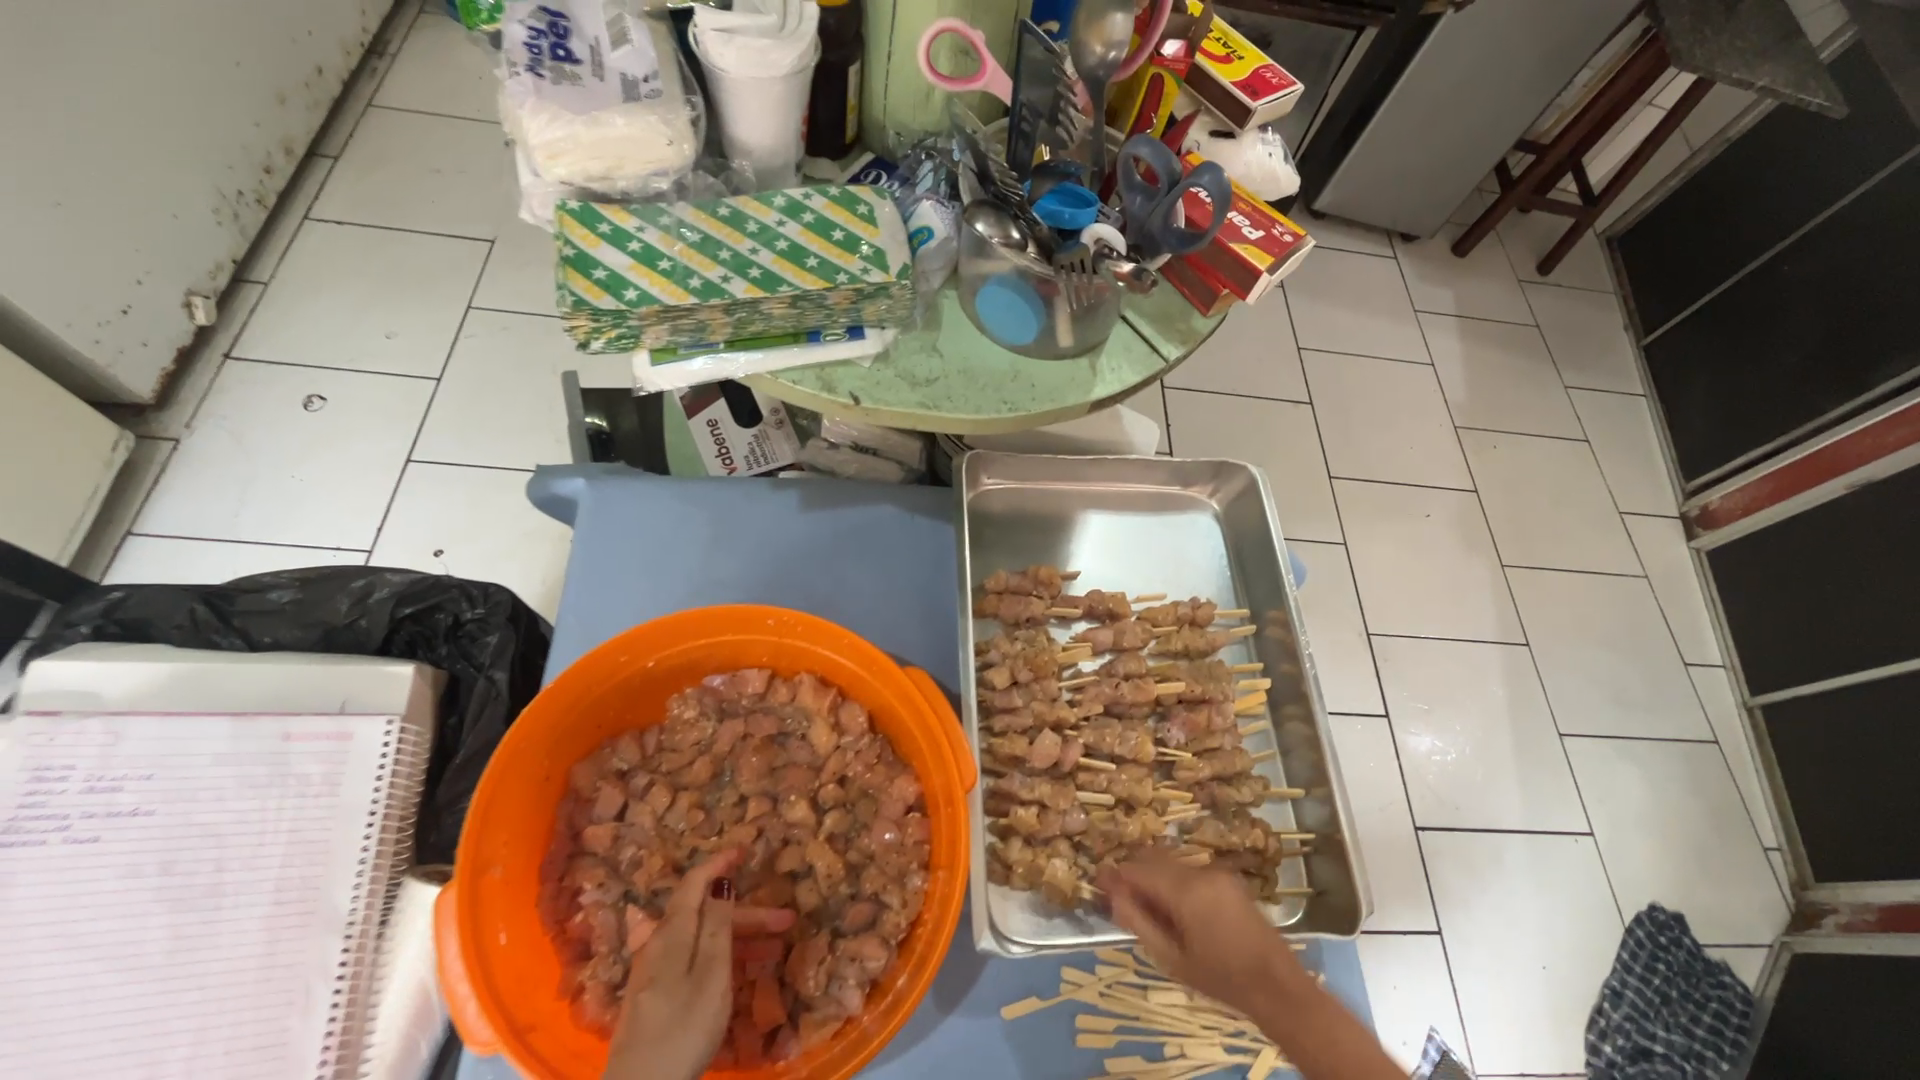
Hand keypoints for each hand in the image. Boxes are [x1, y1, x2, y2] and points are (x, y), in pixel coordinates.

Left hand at [603, 851, 796, 1079]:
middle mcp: (659, 945)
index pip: (694, 884)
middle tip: (786, 921)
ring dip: (738, 936)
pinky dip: (721, 954)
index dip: (719, 864)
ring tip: (774, 948)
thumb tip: (720, 882)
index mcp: (672, 934)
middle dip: (745, 912)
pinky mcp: (656, 995)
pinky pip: (693, 958)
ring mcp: (655, 971)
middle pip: (703, 914)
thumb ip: (717, 927)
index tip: (745, 850)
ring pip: (701, 938)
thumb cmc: (683, 1029)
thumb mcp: (710, 975)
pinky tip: (738, 968)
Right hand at [1096, 854, 1306, 1015]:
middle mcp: (1201, 872)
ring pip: (1171, 864)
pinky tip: (1171, 909)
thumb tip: (1111, 896)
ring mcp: (1217, 873)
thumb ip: (1138, 922)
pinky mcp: (1228, 880)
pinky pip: (1189, 872)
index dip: (1114, 875)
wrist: (1277, 986)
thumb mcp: (1172, 958)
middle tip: (1116, 897)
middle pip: (1153, 860)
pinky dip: (1172, 882)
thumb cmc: (1221, 978)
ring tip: (1144, 908)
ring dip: (1152, 877)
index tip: (1096, 882)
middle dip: (1132, 873)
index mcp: (1186, 890)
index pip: (1137, 870)